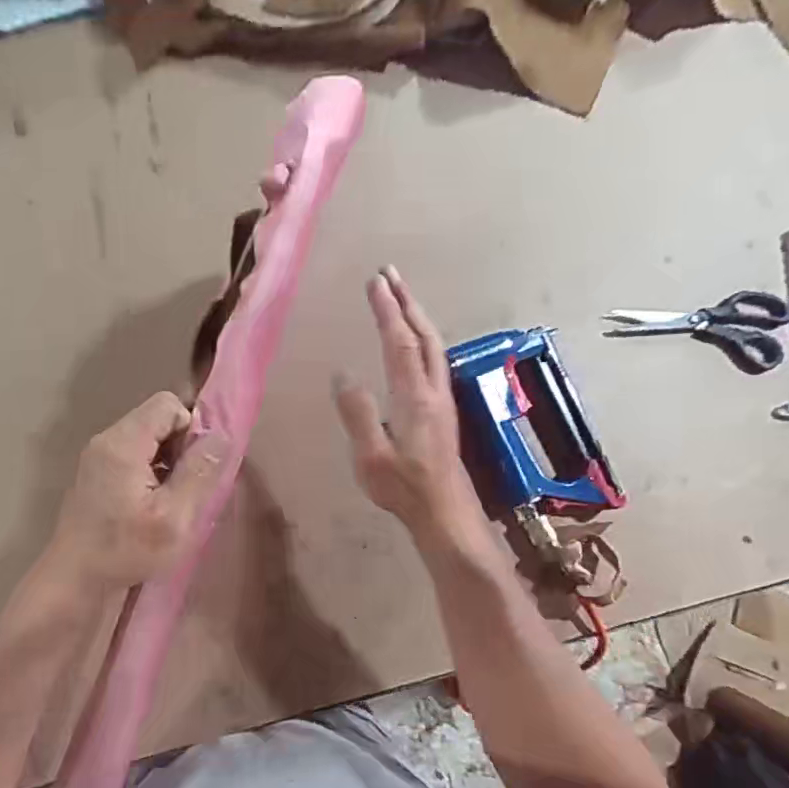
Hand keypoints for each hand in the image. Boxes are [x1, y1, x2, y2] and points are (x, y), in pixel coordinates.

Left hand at [48, 391, 229, 591]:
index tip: (199, 466)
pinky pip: (133, 457)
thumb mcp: (175, 517)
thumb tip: (222, 434)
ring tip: (174, 501)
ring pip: (147, 440)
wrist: (74, 582)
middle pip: (157, 419)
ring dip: (168, 462)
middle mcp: (106, 441)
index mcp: (123, 443)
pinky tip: (154, 507)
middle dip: (182, 447)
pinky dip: (151, 473)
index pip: (168, 404)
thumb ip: (200, 471)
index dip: (192, 428)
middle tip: (188, 488)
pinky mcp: (96, 477)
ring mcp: (97, 458)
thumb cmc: (126, 550)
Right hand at [334, 267, 487, 546]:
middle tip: (390, 275)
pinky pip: (435, 360)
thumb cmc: (404, 488)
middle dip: (407, 302)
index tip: (376, 282)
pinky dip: (423, 338)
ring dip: (418, 317)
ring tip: (400, 298)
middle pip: (424, 336)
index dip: (388, 311)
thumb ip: (358, 414)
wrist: (445, 512)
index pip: (401, 343)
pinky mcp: (444, 411)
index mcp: (414, 398)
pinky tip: (417, 343)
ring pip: (435, 346)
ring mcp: (443, 400)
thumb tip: (342, 375)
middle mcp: (434, 391)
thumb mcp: (371, 457)